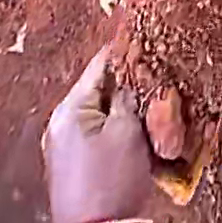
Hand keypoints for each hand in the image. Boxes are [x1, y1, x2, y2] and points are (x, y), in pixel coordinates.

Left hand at [45, 45, 151, 222]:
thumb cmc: (111, 182)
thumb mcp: (127, 129)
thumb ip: (129, 94)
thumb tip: (133, 72)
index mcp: (69, 110)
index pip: (100, 64)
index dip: (126, 51)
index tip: (148, 40)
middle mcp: (64, 124)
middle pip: (103, 88)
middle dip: (131, 83)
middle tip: (157, 75)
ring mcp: (70, 146)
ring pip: (106, 110)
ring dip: (130, 106)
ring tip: (155, 102)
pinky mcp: (81, 164)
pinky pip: (105, 132)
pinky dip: (124, 127)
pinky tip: (144, 130)